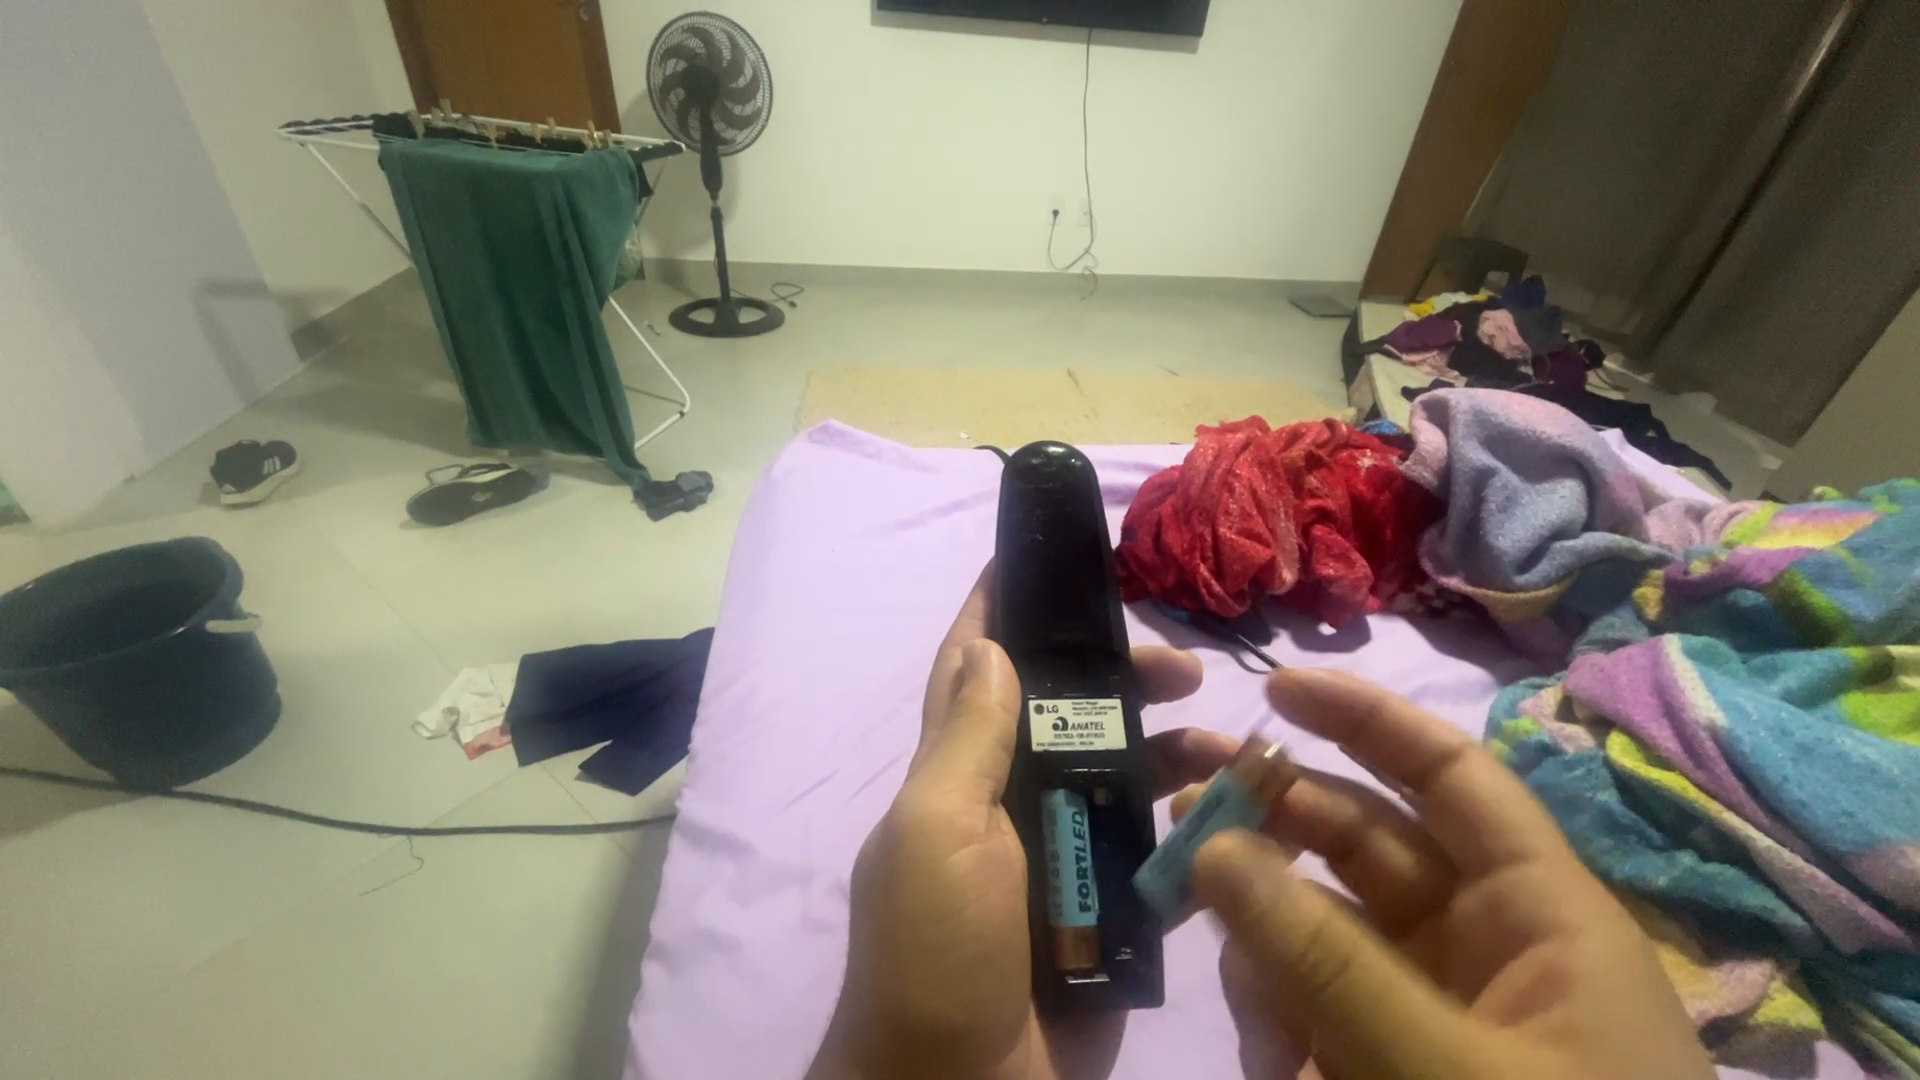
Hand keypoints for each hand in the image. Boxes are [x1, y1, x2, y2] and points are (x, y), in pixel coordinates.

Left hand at [810, 566, 1236, 1079]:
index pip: (972, 667)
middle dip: (1121, 676)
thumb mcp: (937, 832)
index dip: (999, 606)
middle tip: (1184, 667)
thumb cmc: (939, 950)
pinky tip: (1237, 807)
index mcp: (959, 771)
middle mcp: (1007, 797)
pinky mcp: (1104, 903)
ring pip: (1123, 771)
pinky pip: (1156, 844)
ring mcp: (1060, 850)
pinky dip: (1193, 818)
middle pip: (1068, 710)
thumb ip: (962, 739)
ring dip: (1173, 747)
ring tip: (1229, 744)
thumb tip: (985, 641)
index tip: (1039, 553)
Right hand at [1182, 668, 1713, 1079]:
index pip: (1449, 776)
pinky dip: (1269, 1004)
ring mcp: (1421, 1000)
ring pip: (1314, 913)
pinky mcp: (1375, 1053)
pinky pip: (1304, 991)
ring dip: (1257, 924)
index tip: (1271, 689)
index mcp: (1537, 917)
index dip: (1365, 718)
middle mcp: (1478, 941)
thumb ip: (1320, 956)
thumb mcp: (1439, 1073)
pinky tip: (1267, 1054)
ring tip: (1226, 967)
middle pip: (1358, 835)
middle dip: (1269, 808)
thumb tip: (1212, 843)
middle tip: (1178, 787)